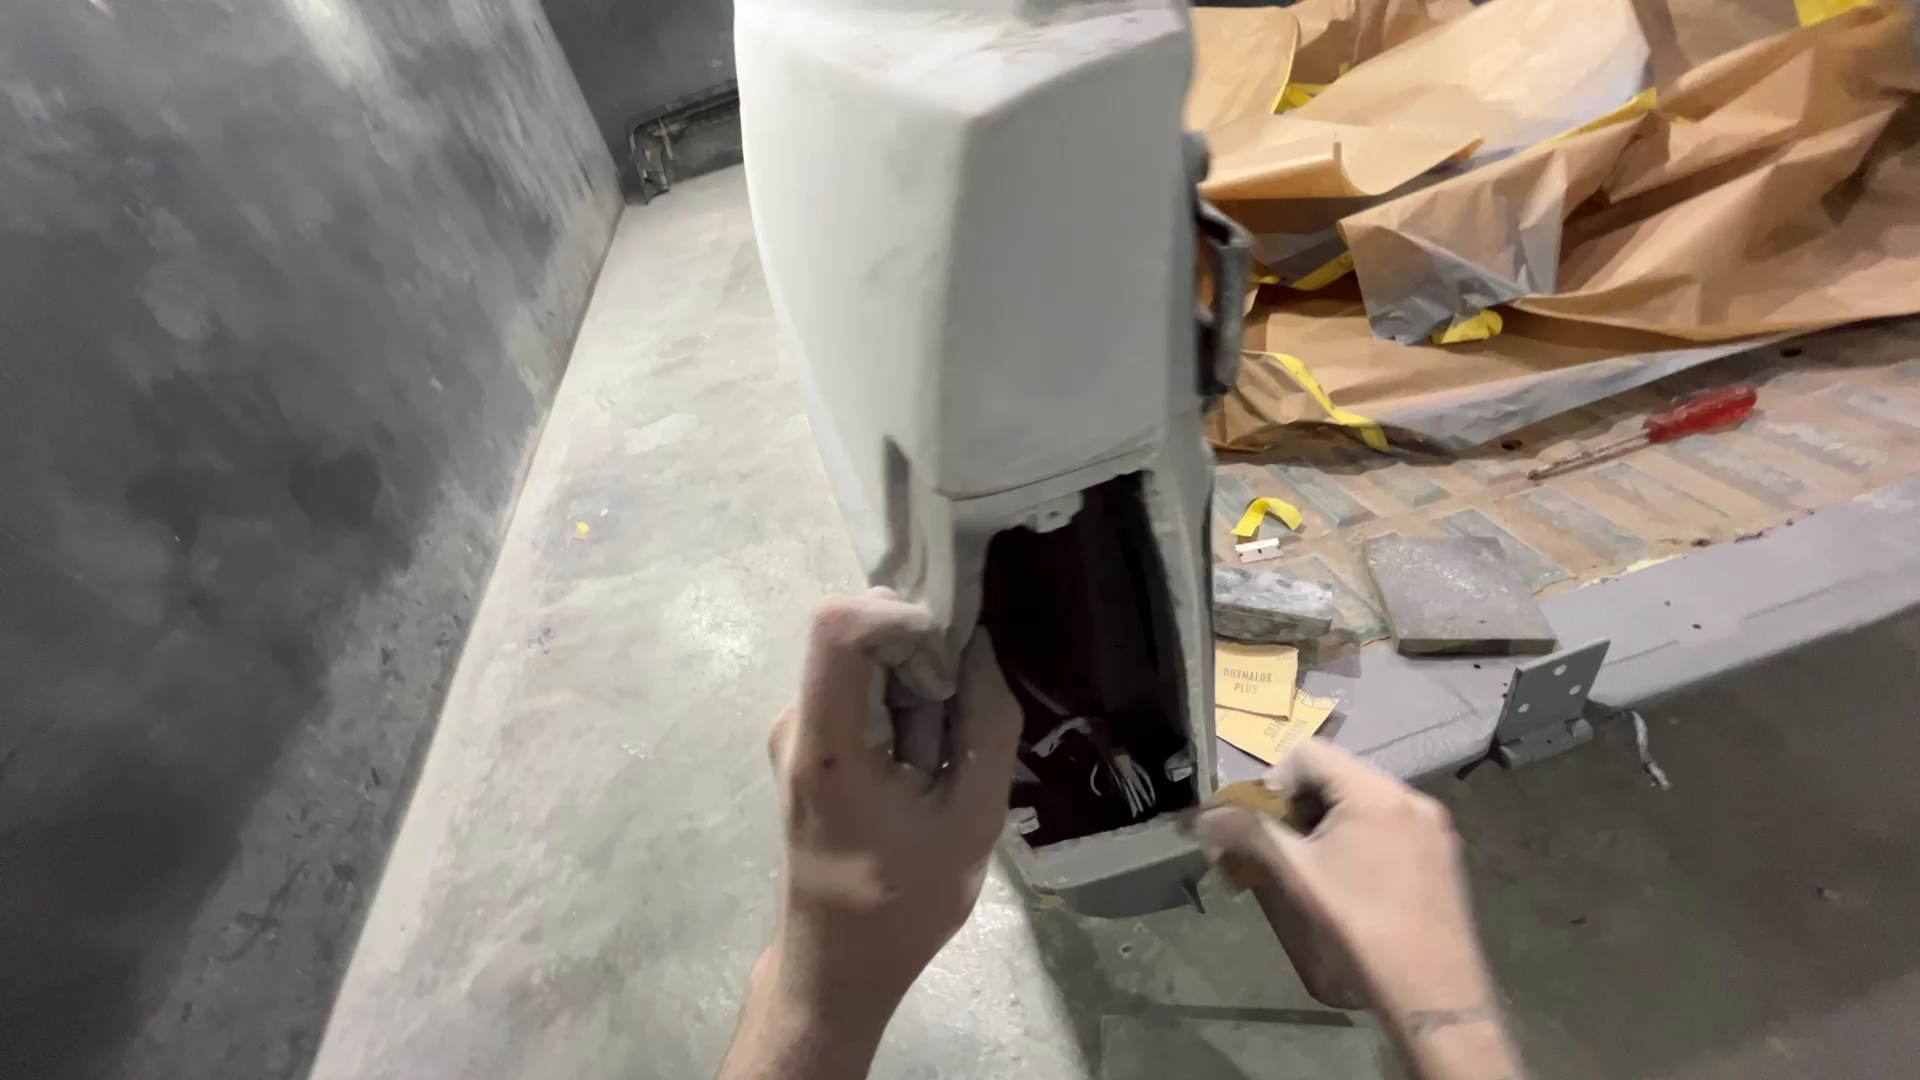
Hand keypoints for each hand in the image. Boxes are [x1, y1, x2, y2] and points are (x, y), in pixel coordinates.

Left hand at [746, 590, 1021, 1051]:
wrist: (836, 960)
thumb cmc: (902, 903)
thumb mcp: (973, 821)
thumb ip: (988, 724)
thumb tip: (981, 643)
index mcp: (826, 746)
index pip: (838, 626)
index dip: (902, 616)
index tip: (952, 659)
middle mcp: (796, 719)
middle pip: (861, 632)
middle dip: (923, 658)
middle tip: (954, 725)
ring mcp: (797, 723)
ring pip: (867, 653)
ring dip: (917, 686)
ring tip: (934, 757)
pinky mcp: (809, 731)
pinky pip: (864, 679)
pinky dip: (904, 700)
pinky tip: (917, 761)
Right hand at [1194, 739, 1523, 1079]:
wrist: (1434, 997)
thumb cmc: (1359, 925)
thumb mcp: (1294, 872)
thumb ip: (1245, 833)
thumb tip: (1199, 818)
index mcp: (1376, 792)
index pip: (1308, 752)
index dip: (1276, 780)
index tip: (1269, 822)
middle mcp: (1411, 797)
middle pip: (1335, 772)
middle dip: (1300, 802)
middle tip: (1286, 843)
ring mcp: (1433, 826)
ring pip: (1361, 797)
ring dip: (1327, 818)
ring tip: (1314, 861)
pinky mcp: (1442, 853)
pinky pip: (1387, 820)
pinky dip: (1357, 832)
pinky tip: (1351, 875)